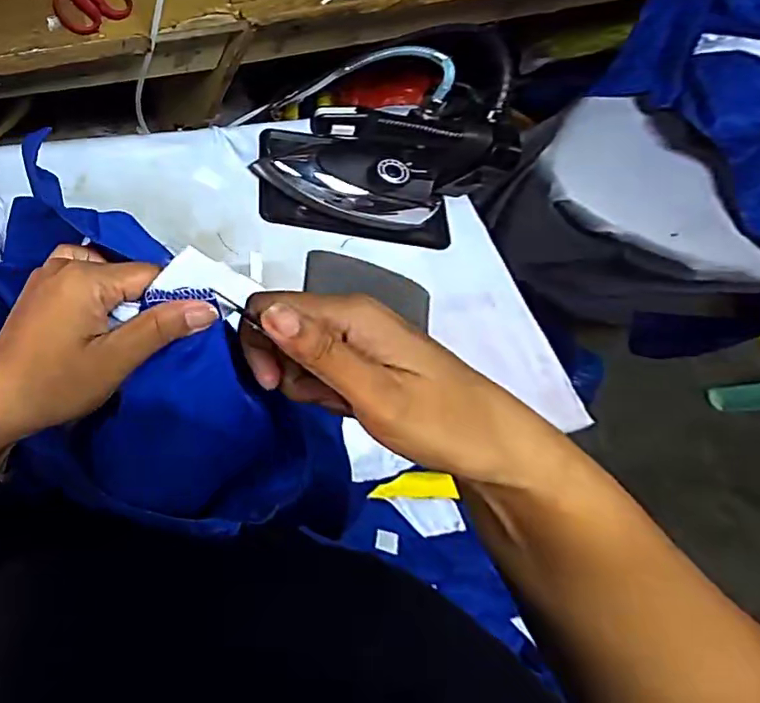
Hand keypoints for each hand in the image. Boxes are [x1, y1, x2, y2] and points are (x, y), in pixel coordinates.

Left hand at [0, 245, 217, 473]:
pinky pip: (77, 276)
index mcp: (85, 274)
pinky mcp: (37, 288)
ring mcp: (46, 273)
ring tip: (121, 335)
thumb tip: (205, 305)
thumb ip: (160, 327)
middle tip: (146, 340)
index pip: (148, 273)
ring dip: (117, 298)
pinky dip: (93, 292)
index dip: (172, 298)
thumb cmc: (55, 383)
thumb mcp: (114, 359)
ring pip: (101, 272)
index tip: (185, 327)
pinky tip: (94, 323)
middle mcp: (65, 263)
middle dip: (143, 300)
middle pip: (123, 272)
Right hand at [237, 291, 572, 488]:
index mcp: (351, 313)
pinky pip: (314, 361)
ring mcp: (355, 335)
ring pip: (292, 345)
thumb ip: (318, 351)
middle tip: (305, 396)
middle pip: (278, 323)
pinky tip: (339, 402)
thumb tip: (268, 312)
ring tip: (333, 402)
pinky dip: (315, 384)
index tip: (270, 382)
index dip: (258, 341)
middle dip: (277, 361)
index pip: (270, 305)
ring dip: (298, 377)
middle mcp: (350, 315)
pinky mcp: (359, 355)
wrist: (502, 455)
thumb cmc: (448, 426)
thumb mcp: (376, 394)